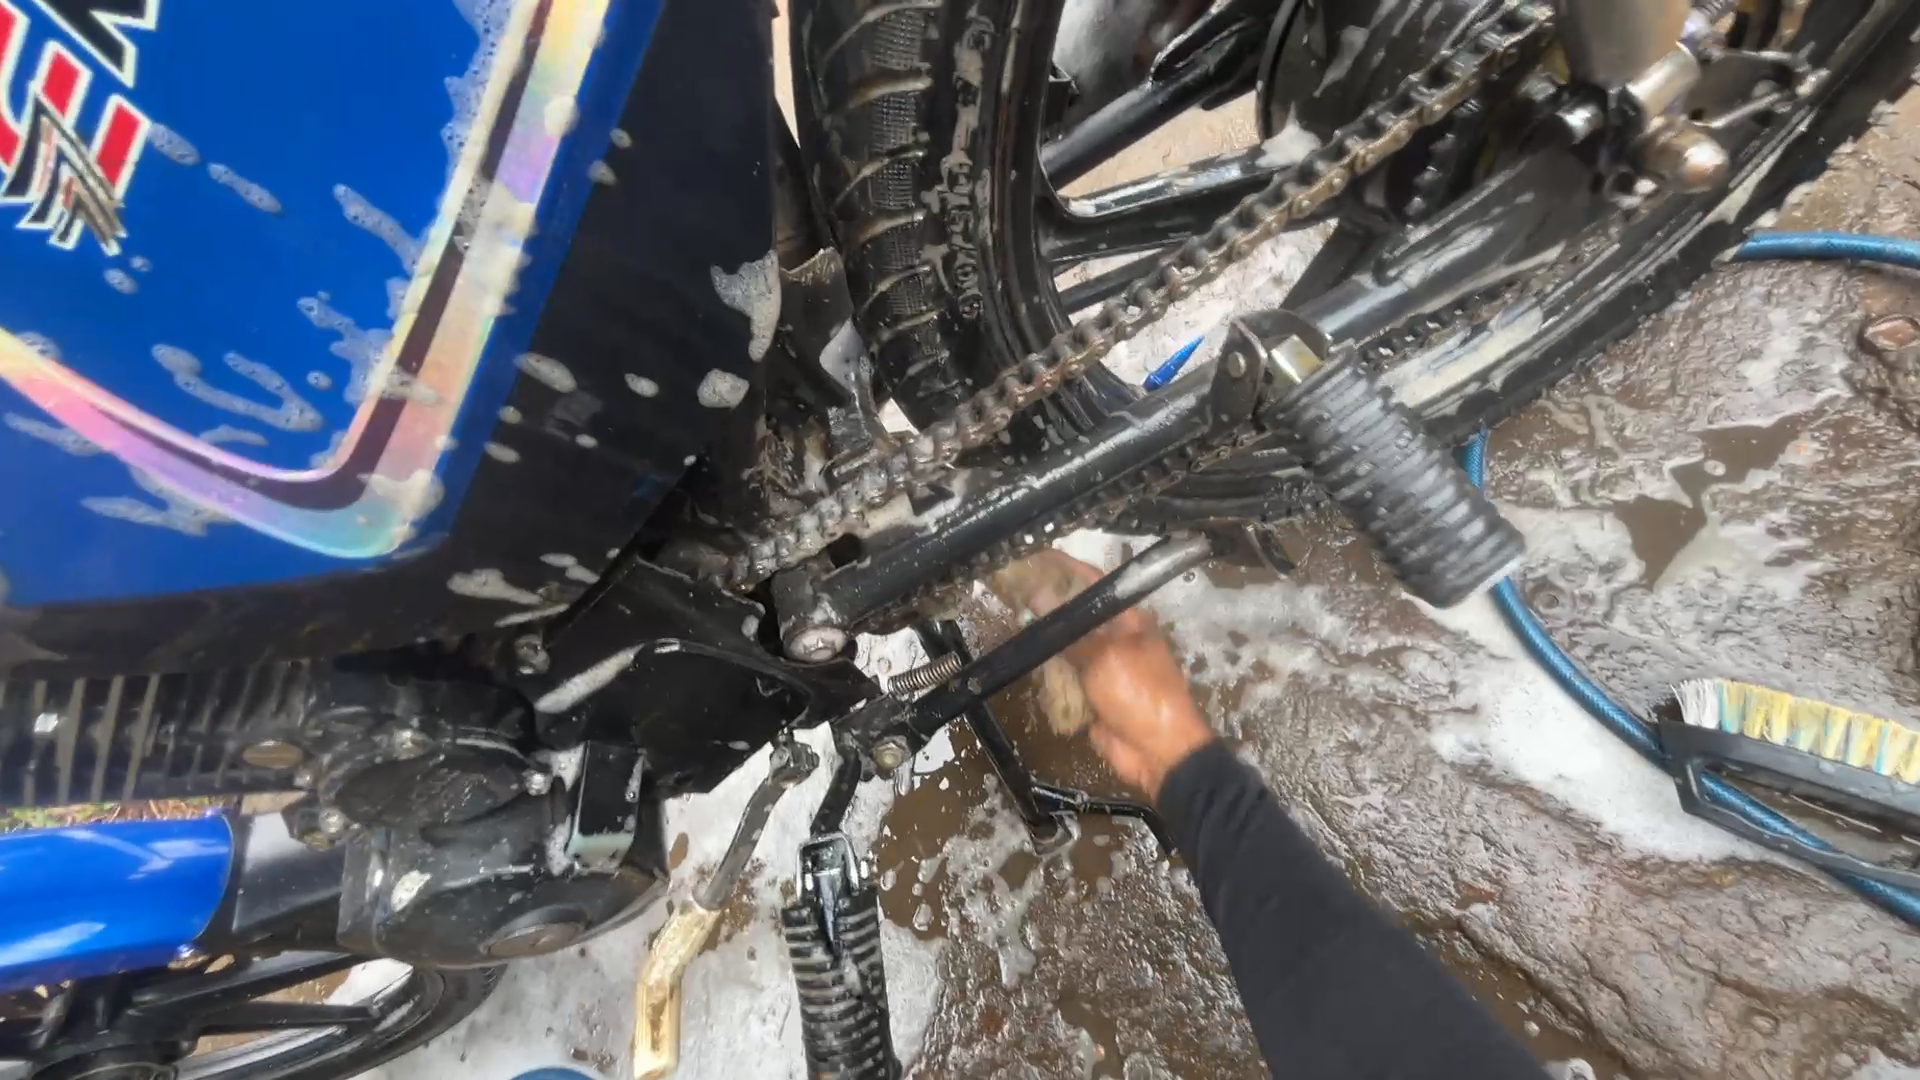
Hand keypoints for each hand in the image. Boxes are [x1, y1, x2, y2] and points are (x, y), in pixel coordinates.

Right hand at [1012, 550, 1215, 799]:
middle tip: (1011, 589)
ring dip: (1042, 637)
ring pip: (1066, 644)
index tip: (1035, 557)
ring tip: (1009, 618)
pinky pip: (1063, 675)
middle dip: (1046, 602)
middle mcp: (1115, 637)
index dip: (1065, 568)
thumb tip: (1036, 599)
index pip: (1093, 583)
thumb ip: (1069, 632)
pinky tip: (1020, 656)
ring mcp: (1102, 666)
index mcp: (1129, 619)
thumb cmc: (1141, 695)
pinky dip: (1045, 669)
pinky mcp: (1090, 692)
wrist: (1159, 753)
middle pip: (1076, 613)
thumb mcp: (1105, 657)